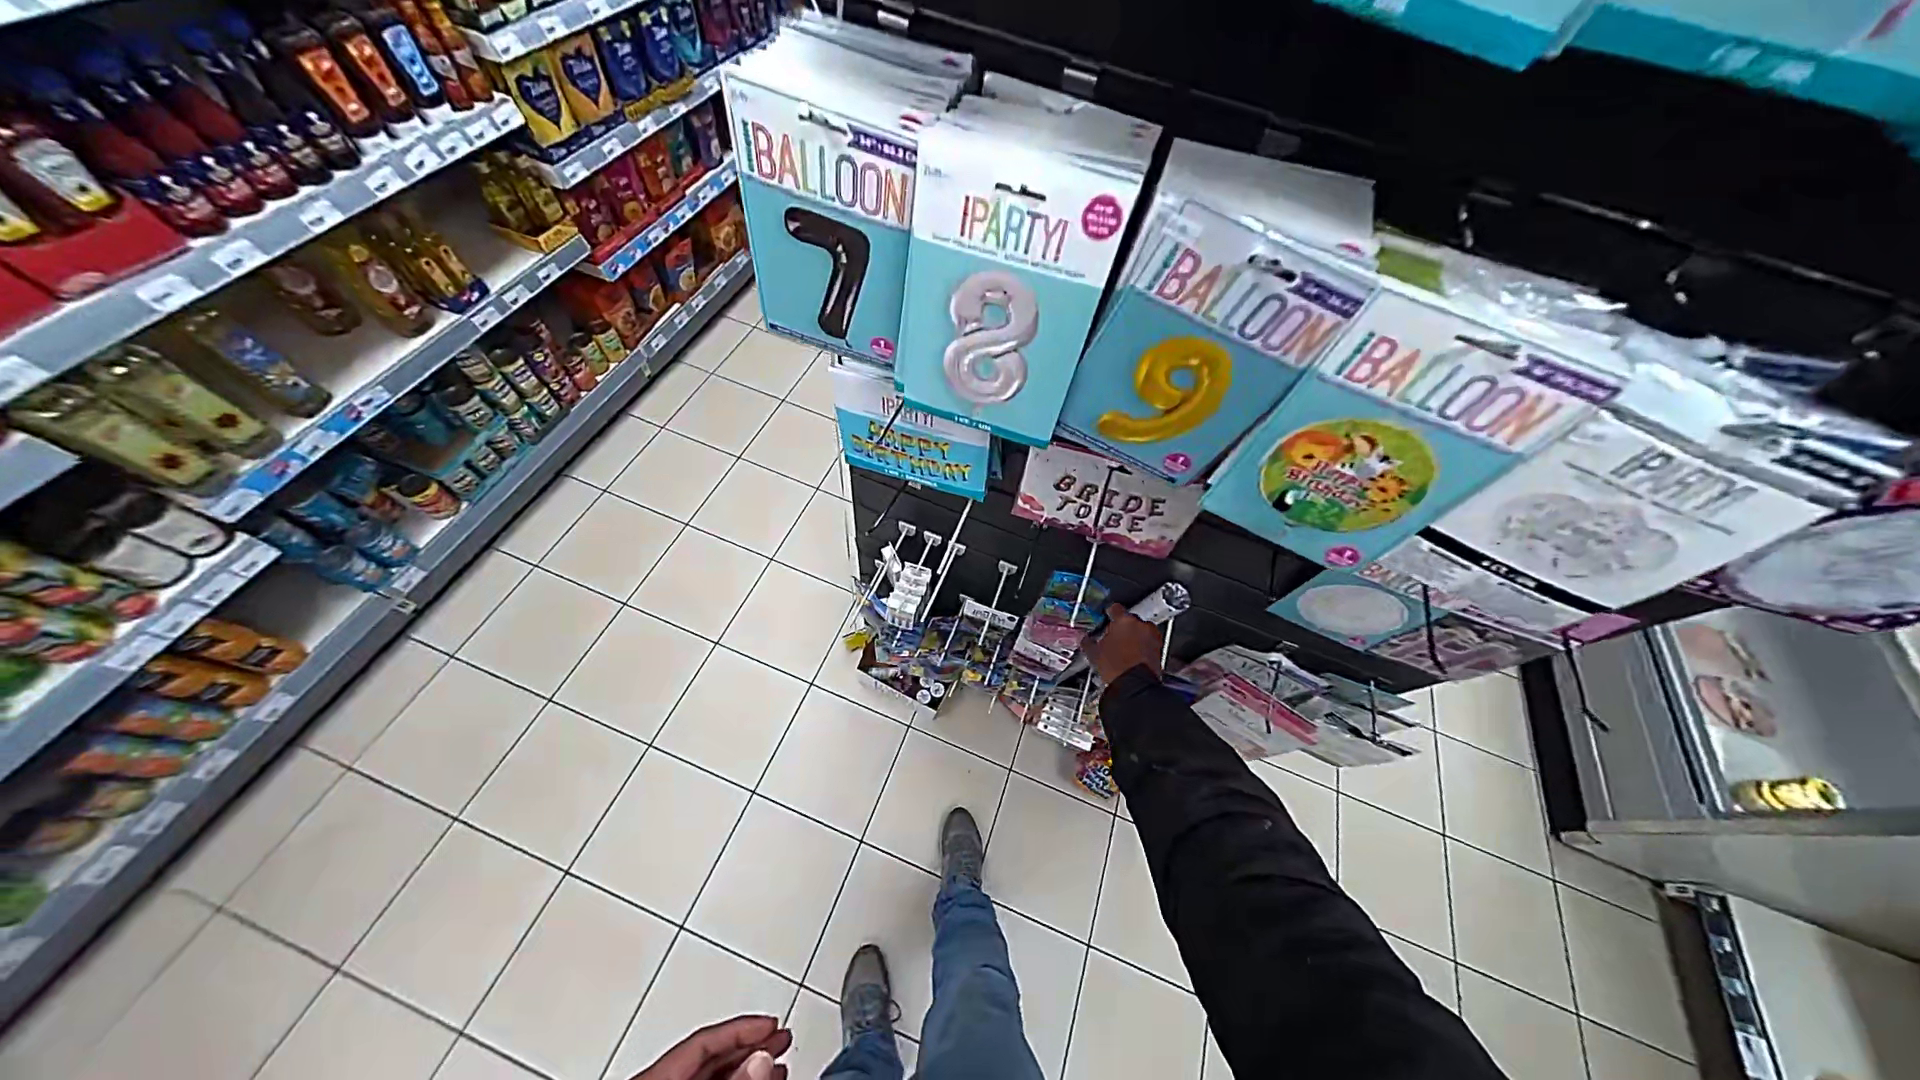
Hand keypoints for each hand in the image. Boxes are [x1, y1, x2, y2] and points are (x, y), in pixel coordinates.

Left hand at [626, 1015, 793, 1079]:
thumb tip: (761, 1056)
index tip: (773, 1022)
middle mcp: (657, 1079)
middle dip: (750, 1042)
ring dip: (747, 1064)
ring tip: (776, 1059)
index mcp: (652, 1076)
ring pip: (709, 1073)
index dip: (742, 1026)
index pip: (703, 1038)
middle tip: (781, 1036)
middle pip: (708, 1054)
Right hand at [1086, 604, 1163, 684]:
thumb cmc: (1117, 668)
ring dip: (1133, 635)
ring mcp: (1152, 636)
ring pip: (1141, 630)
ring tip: (1123, 648)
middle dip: (1122, 627)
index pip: (1116, 608)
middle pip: (1130, 619)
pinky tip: (1132, 655)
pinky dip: (1142, 645)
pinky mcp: (1159, 649)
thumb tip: (1085, 639)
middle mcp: (1141, 625)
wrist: (1135, 686)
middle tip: (1113, 637)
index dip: (1110, 612)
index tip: (1108, 615)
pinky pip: (1148, 641)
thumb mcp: (1094, 653)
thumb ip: (1088, 641)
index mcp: (1124, 621)